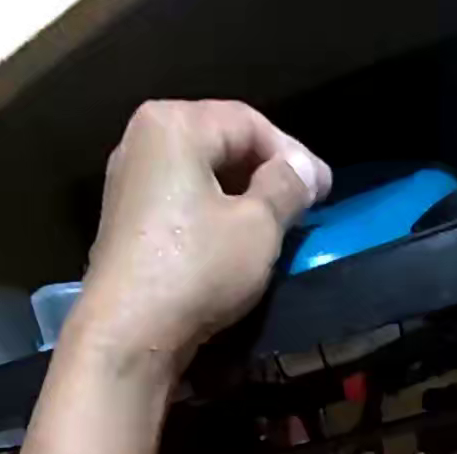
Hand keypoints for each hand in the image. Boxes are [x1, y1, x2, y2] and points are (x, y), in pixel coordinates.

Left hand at [67, 100, 331, 367]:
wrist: (132, 329)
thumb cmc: (199, 269)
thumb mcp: (258, 227)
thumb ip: (286, 188)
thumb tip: (305, 168)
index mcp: (175, 125)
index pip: (248, 122)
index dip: (295, 154)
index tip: (326, 190)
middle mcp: (144, 141)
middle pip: (222, 143)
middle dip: (268, 173)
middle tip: (305, 205)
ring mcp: (131, 182)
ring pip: (203, 175)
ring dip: (245, 196)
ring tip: (278, 226)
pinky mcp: (130, 221)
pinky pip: (185, 202)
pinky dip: (218, 214)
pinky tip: (238, 242)